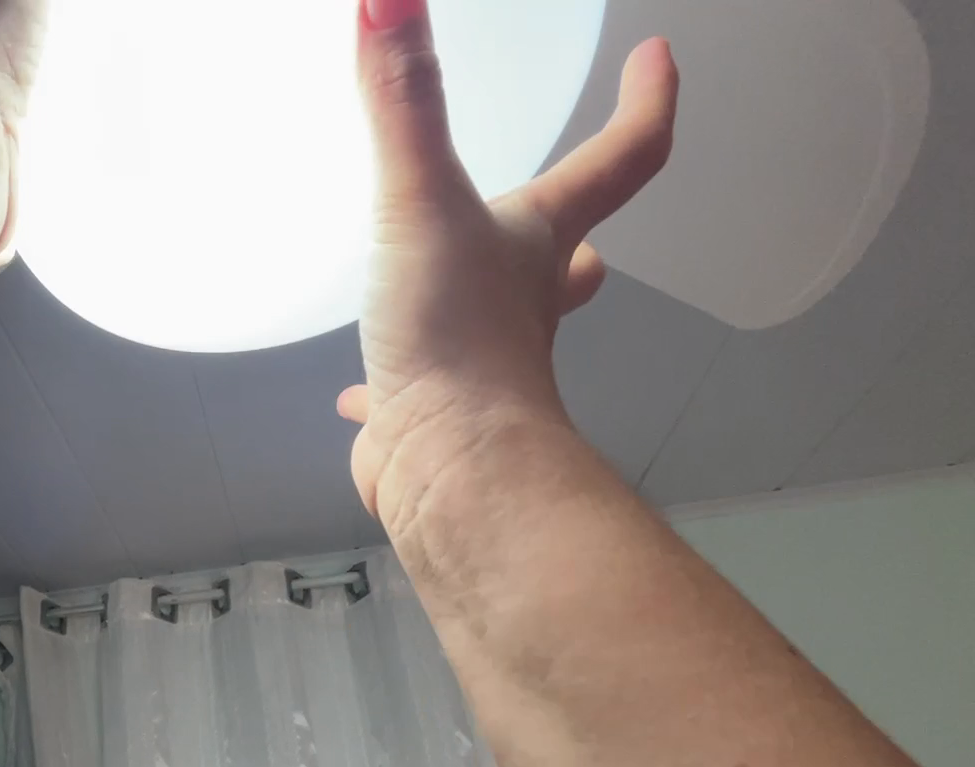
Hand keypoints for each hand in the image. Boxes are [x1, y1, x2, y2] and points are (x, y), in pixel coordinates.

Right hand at [338, 0, 678, 521]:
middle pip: (570, 259)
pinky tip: (360, 393)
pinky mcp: (423, 414)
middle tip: (562, 221)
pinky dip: (390, 389)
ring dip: (478, 308)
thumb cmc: (452, 333)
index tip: (655, 57)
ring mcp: (475, 366)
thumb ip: (403, 108)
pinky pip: (409, 393)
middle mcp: (520, 303)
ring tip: (438, 293)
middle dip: (571, 236)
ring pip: (489, 329)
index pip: (624, 157)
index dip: (645, 102)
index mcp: (537, 243)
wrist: (440, 461)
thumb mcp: (420, 207)